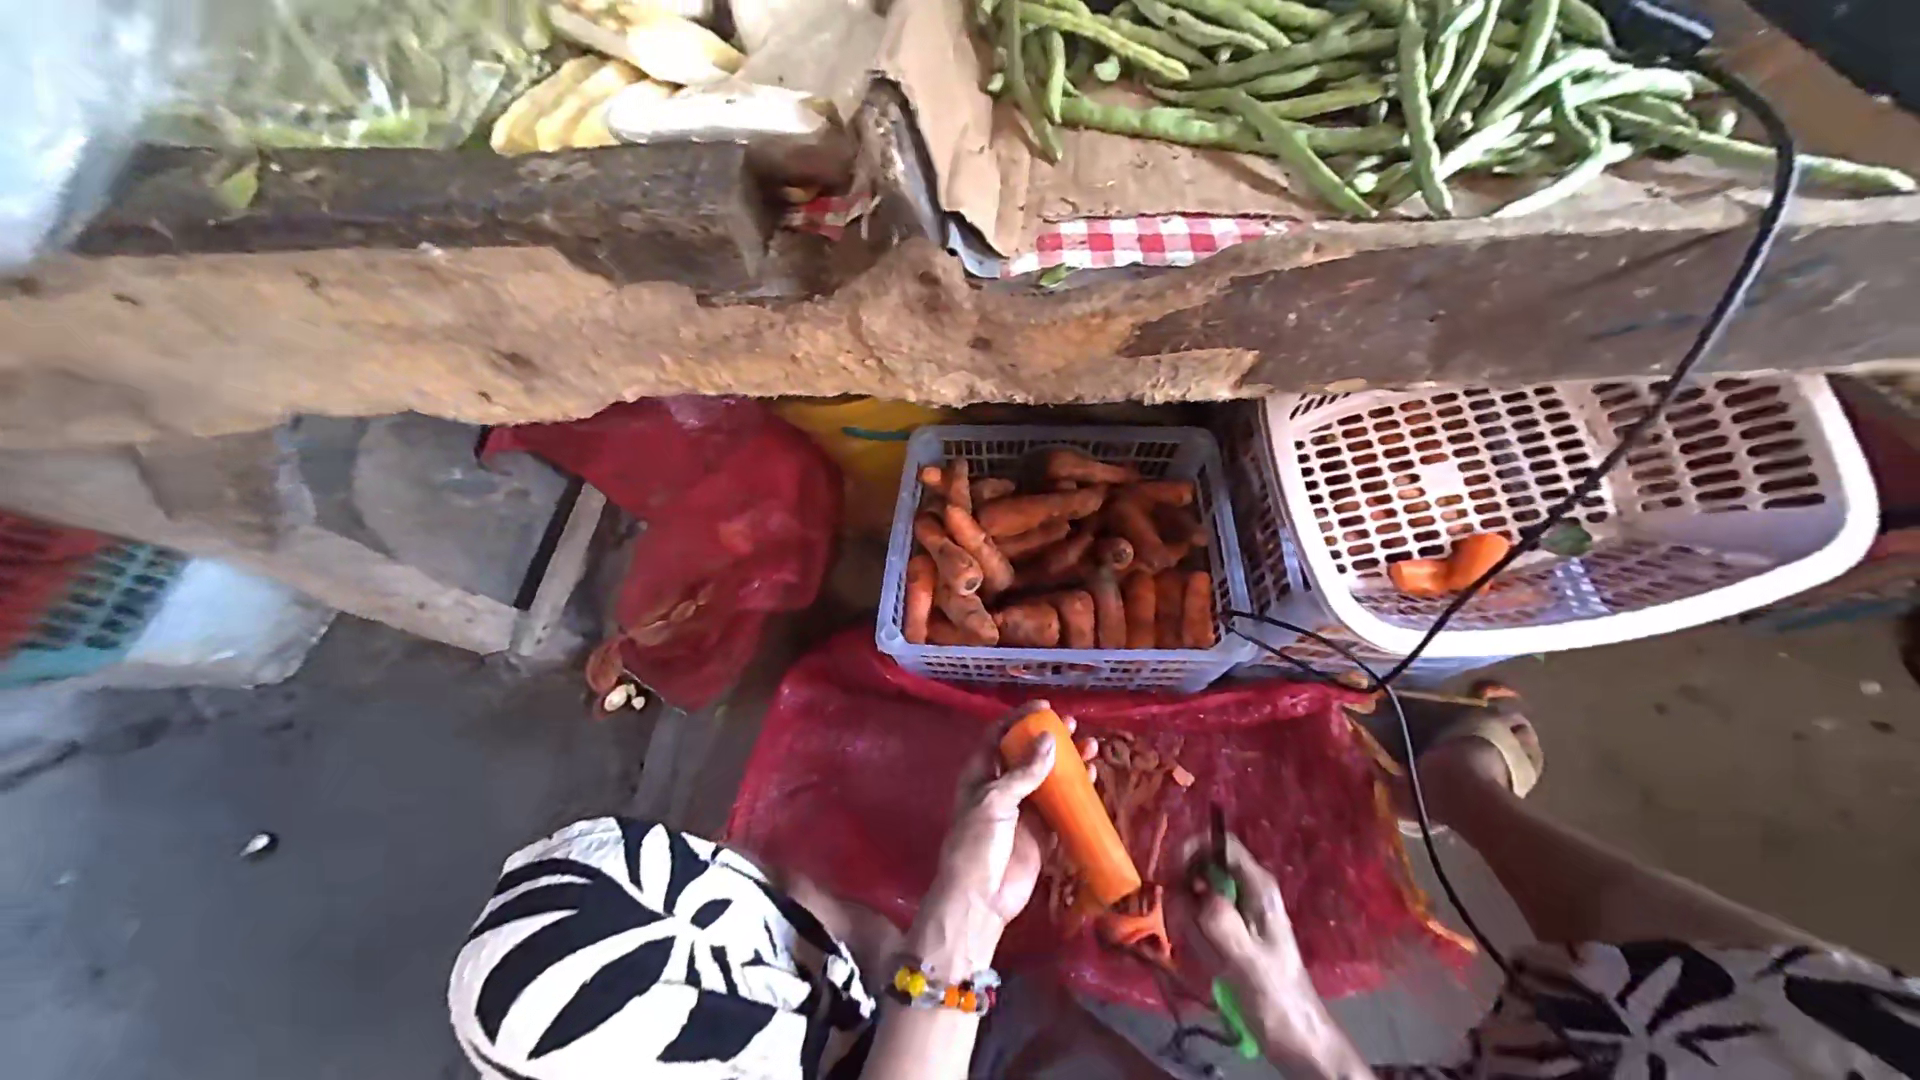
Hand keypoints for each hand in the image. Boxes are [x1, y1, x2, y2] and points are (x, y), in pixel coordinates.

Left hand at [908, 701, 1094, 981]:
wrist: (980, 899)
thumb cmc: (977, 843)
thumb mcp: (996, 801)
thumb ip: (1024, 772)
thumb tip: (1049, 740)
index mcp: (981, 773)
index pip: (999, 735)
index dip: (1019, 718)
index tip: (1045, 709)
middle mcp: (1001, 787)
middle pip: (1027, 754)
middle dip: (1049, 738)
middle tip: (1073, 725)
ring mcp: (1022, 810)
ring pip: (1048, 778)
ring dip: (1068, 763)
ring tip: (1090, 747)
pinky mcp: (1040, 833)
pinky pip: (1061, 807)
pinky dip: (1076, 793)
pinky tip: (1092, 779)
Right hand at [1187, 834, 1372, 1077]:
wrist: (1298, 1040)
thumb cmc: (1276, 999)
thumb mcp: (1245, 960)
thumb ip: (1220, 921)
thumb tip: (1195, 889)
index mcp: (1259, 886)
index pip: (1220, 842)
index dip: (1191, 848)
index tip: (1171, 873)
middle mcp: (1249, 888)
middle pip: (1203, 863)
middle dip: (1185, 887)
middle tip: (1181, 917)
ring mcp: (1241, 907)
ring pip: (1197, 889)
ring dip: (1188, 913)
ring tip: (1196, 944)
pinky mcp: (1233, 926)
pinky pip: (1200, 912)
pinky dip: (1192, 926)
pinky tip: (1200, 951)